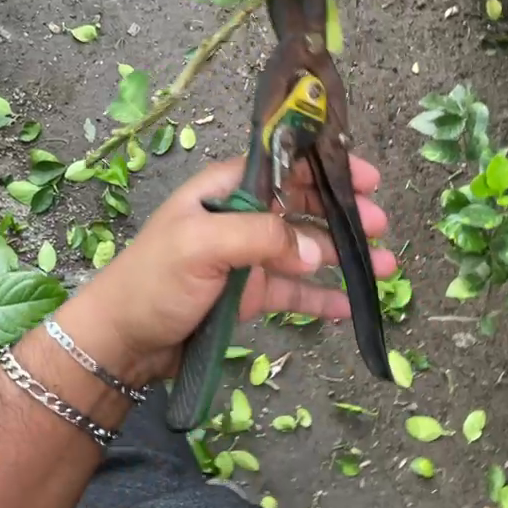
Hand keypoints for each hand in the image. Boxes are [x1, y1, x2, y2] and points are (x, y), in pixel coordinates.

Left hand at [52, 155, 393, 385]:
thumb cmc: (154, 281)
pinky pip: (294, 289)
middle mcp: (240, 217)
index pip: (284, 167)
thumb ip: (260, 237)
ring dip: (342, 255)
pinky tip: (348, 305)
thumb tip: (316, 249)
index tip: (366, 178)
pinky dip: (321, 295)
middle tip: (381, 223)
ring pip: (305, 249)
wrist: (123, 341)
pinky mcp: (248, 293)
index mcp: (225, 191)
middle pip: (302, 206)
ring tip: (385, 265)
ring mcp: (246, 257)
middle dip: (343, 212)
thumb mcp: (200, 246)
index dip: (325, 167)